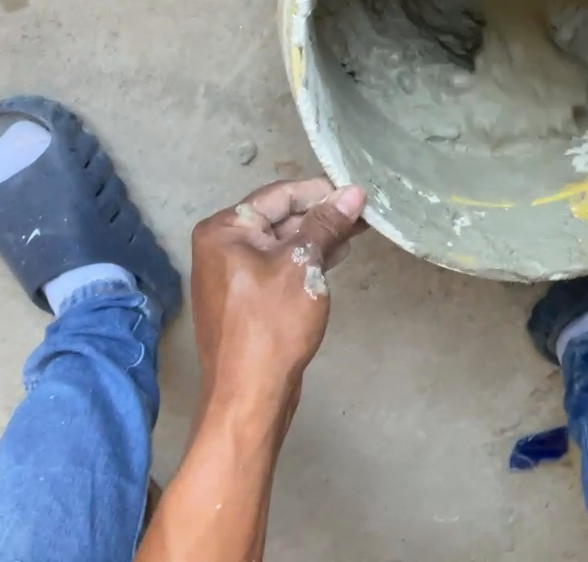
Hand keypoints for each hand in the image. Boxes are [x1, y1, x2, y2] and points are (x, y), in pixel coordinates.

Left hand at [189, 179, 366, 399]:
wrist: (249, 396)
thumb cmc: (272, 323)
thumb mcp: (304, 266)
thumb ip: (327, 225)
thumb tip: (353, 192)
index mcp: (225, 229)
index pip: (279, 195)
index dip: (320, 191)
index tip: (357, 190)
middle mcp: (223, 245)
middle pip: (280, 217)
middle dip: (322, 214)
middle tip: (364, 209)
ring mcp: (233, 273)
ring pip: (283, 242)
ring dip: (319, 235)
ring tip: (359, 228)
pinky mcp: (247, 296)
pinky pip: (281, 265)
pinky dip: (307, 258)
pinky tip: (337, 254)